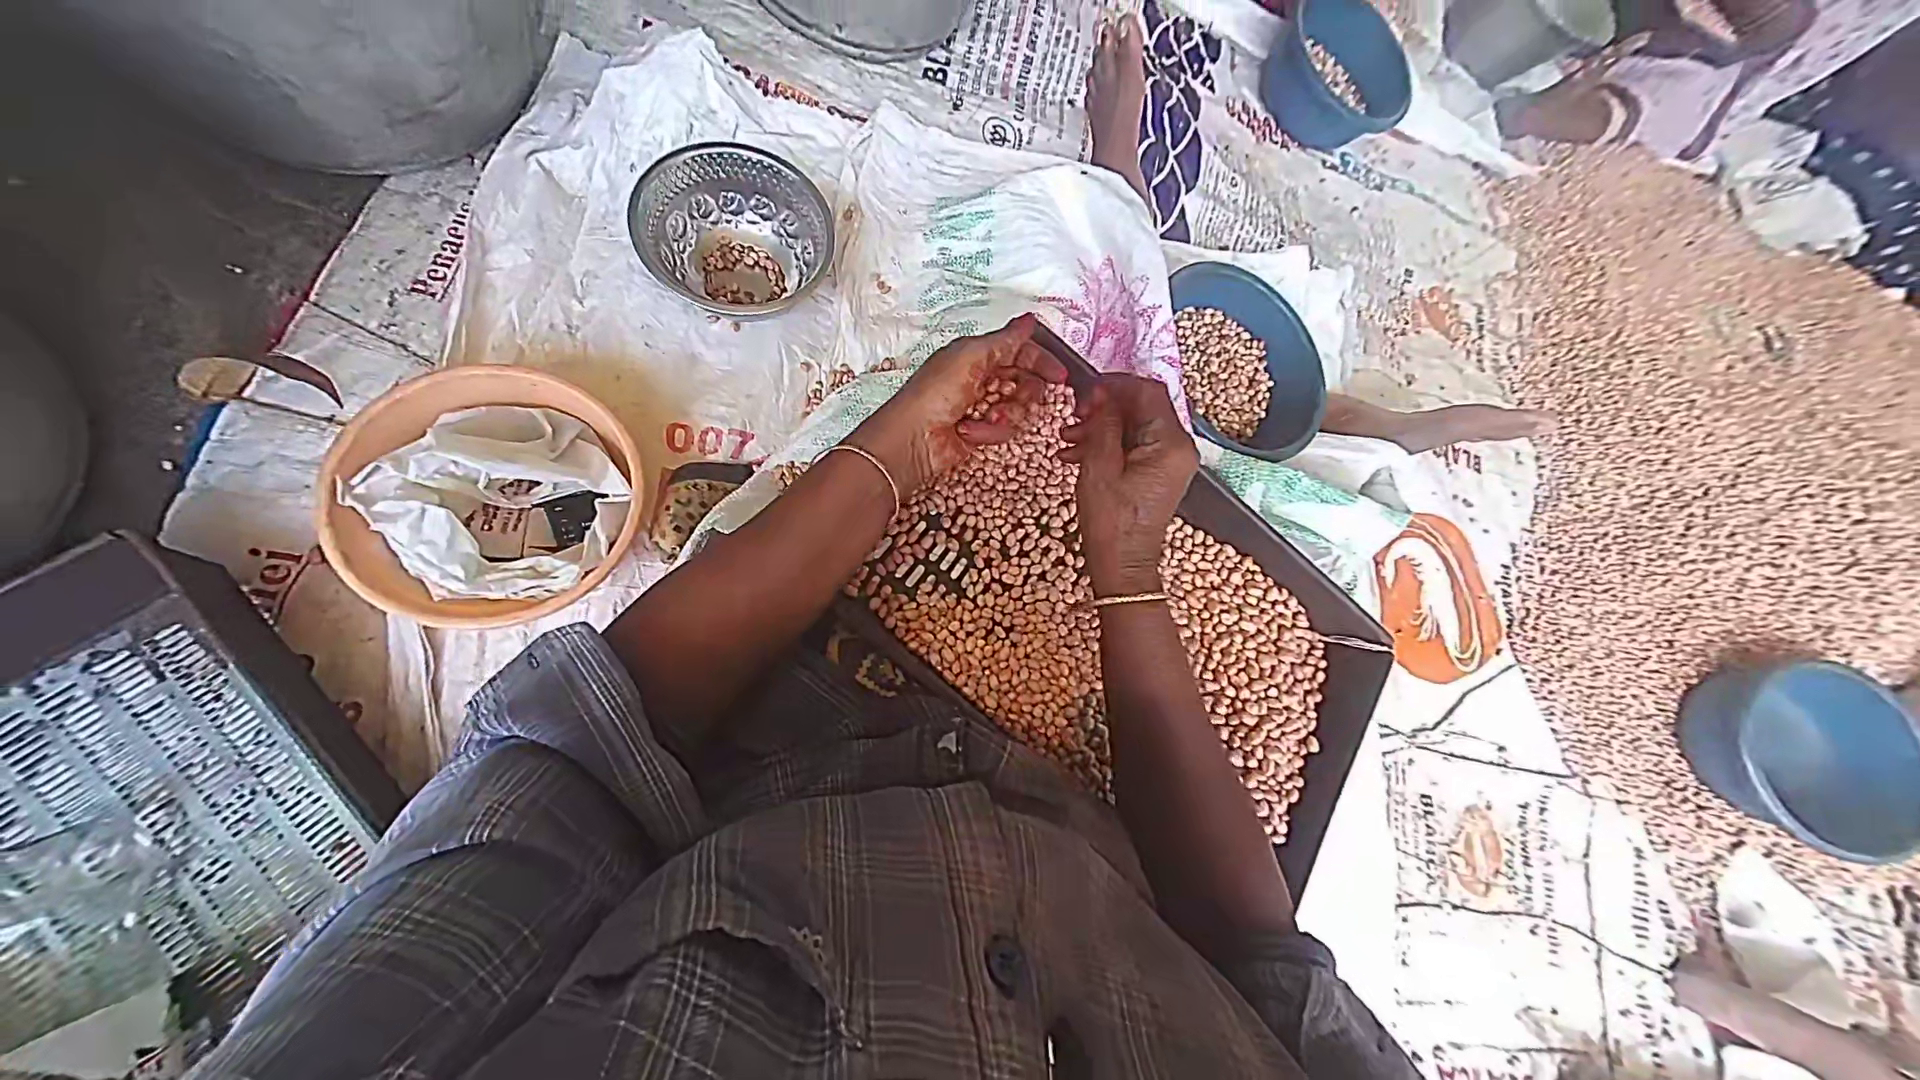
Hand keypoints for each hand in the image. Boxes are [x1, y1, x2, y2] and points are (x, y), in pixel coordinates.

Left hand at [849, 314, 1067, 494]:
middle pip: (1024, 383)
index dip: (1041, 362)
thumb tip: (1029, 320)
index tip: (1060, 376)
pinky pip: (1003, 431)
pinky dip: (989, 432)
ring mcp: (981, 407)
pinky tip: (969, 431)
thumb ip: (1005, 340)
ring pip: (1018, 409)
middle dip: (1024, 393)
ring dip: (1005, 415)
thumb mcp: (972, 357)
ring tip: (985, 417)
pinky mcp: (980, 433)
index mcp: (977, 355)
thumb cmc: (936, 393)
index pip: (1019, 353)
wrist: (915, 439)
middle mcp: (981, 379)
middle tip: (1014, 399)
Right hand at [1060, 374, 1197, 595]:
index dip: (1115, 385)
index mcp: (1170, 444)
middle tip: (1074, 416)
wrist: (1122, 565)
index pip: (1148, 392)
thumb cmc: (1111, 523)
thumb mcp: (1099, 467)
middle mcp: (1178, 448)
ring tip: (1067, 438)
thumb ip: (1104, 424)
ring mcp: (1170, 461)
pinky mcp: (1158, 473)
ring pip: (1135, 426)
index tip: (1085, 392)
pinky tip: (1076, 453)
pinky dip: (1107, 444)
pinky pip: (1134, 445)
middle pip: (1142, 408)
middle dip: (1104, 408)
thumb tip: (1102, 394)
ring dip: (1101, 426)